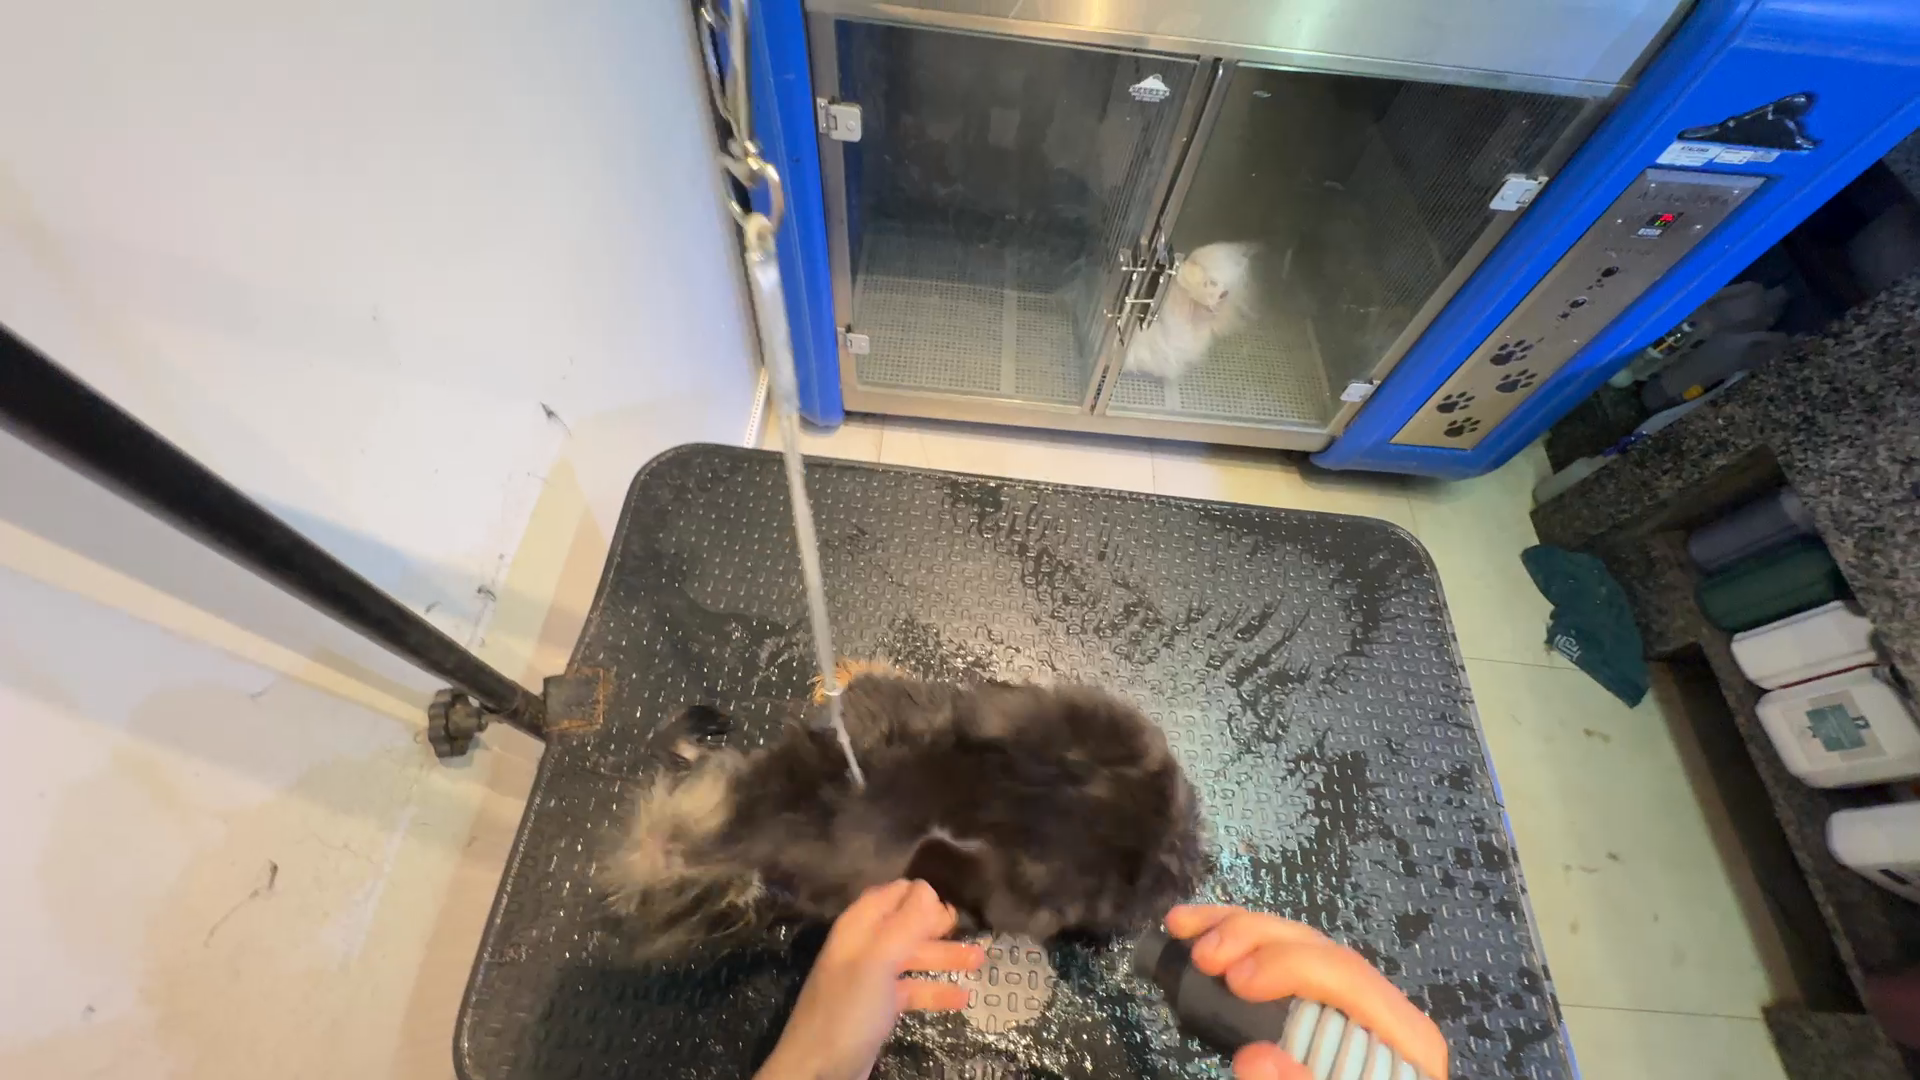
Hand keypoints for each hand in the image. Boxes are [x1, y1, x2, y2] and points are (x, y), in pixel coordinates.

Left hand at [757, 880, 985, 1079]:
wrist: (816, 1073)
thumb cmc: (848, 1008)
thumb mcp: (879, 960)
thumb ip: (906, 922)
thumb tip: (928, 887)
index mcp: (859, 925)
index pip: (894, 894)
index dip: (921, 895)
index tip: (952, 899)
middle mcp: (865, 945)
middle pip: (907, 925)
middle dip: (938, 925)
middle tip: (970, 927)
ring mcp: (871, 978)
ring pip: (913, 957)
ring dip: (944, 957)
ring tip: (979, 960)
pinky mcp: (878, 1008)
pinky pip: (912, 989)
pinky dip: (935, 990)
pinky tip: (962, 997)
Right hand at [1165, 906, 1447, 1079]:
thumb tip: (1253, 1058)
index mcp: (1403, 1037)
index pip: (1347, 975)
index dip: (1290, 966)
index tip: (1235, 982)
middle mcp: (1373, 1005)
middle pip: (1310, 945)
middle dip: (1250, 937)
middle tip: (1201, 956)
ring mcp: (1338, 999)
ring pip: (1285, 937)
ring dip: (1228, 926)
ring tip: (1182, 926)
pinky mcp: (1306, 1001)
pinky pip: (1268, 953)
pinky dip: (1227, 936)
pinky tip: (1191, 929)